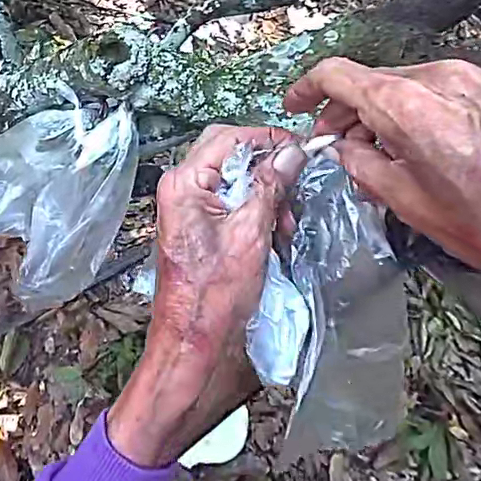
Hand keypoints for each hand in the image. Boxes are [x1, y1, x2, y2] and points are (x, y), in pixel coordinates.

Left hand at [106, 126, 305, 466]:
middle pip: (230, 155)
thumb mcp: (250, 234)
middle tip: (294, 187)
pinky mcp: (199, 225)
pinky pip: (232, 202)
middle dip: (268, 169)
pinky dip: (257, 211)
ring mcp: (188, 207)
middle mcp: (181, 189)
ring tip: (285, 223)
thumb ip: (270, 186)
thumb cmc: (212, 298)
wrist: (193, 343)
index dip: (268, 139)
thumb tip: (290, 153)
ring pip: (234, 179)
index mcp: (184, 184)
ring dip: (266, 193)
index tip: (299, 149)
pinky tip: (273, 234)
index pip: (229, 137)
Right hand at [284, 58, 480, 422]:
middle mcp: (442, 78)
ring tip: (376, 154)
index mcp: (410, 105)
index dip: (307, 88)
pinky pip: (438, 90)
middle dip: (344, 109)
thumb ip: (364, 167)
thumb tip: (345, 149)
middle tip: (333, 145)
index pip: (338, 74)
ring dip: (380, 112)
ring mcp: (476, 80)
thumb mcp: (411, 206)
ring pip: (405, 84)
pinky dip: (414, 111)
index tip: (295, 107)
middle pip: (372, 79)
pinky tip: (417, 148)